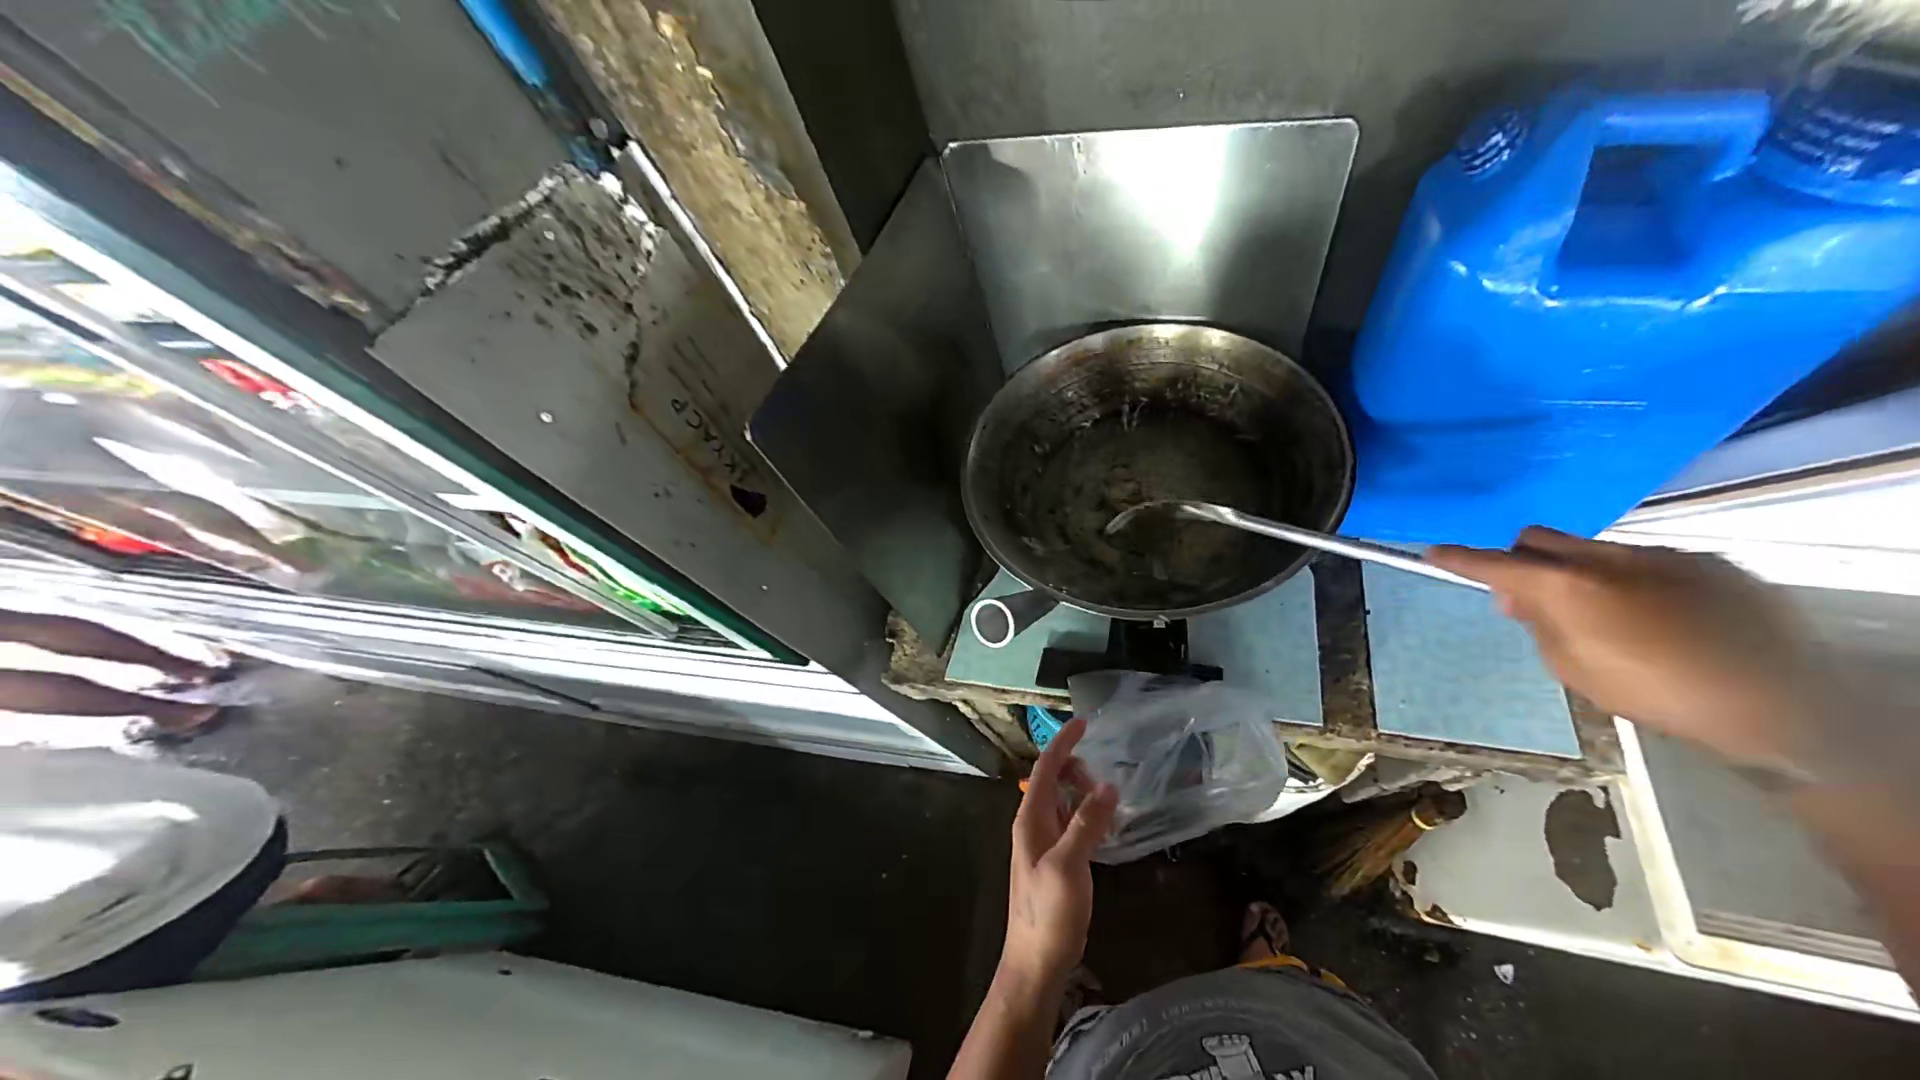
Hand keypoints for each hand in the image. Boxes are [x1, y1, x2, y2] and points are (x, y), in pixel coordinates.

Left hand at [1001, 717, 1117, 991]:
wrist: (1036, 960)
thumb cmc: (1048, 913)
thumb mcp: (1068, 866)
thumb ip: (1086, 824)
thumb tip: (1106, 785)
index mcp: (1030, 819)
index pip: (1045, 769)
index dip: (1063, 744)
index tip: (1083, 723)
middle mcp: (1034, 824)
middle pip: (1054, 781)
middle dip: (1077, 769)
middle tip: (1106, 776)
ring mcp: (1045, 843)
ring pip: (1064, 802)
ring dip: (1084, 792)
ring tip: (1110, 797)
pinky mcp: (1057, 860)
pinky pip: (1072, 824)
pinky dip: (1088, 815)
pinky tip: (1107, 824)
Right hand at [1427, 527, 1815, 766]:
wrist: (1779, 702)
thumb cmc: (1656, 692)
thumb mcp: (1573, 669)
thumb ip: (1539, 626)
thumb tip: (1522, 600)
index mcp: (1566, 587)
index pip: (1494, 564)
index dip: (1459, 559)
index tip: (1434, 552)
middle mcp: (1606, 558)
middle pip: (1538, 538)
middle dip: (1522, 559)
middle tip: (1528, 595)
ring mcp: (1661, 555)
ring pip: (1594, 549)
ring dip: (1581, 573)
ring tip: (1607, 615)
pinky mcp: (1709, 563)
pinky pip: (1648, 562)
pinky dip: (1635, 582)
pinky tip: (1662, 618)